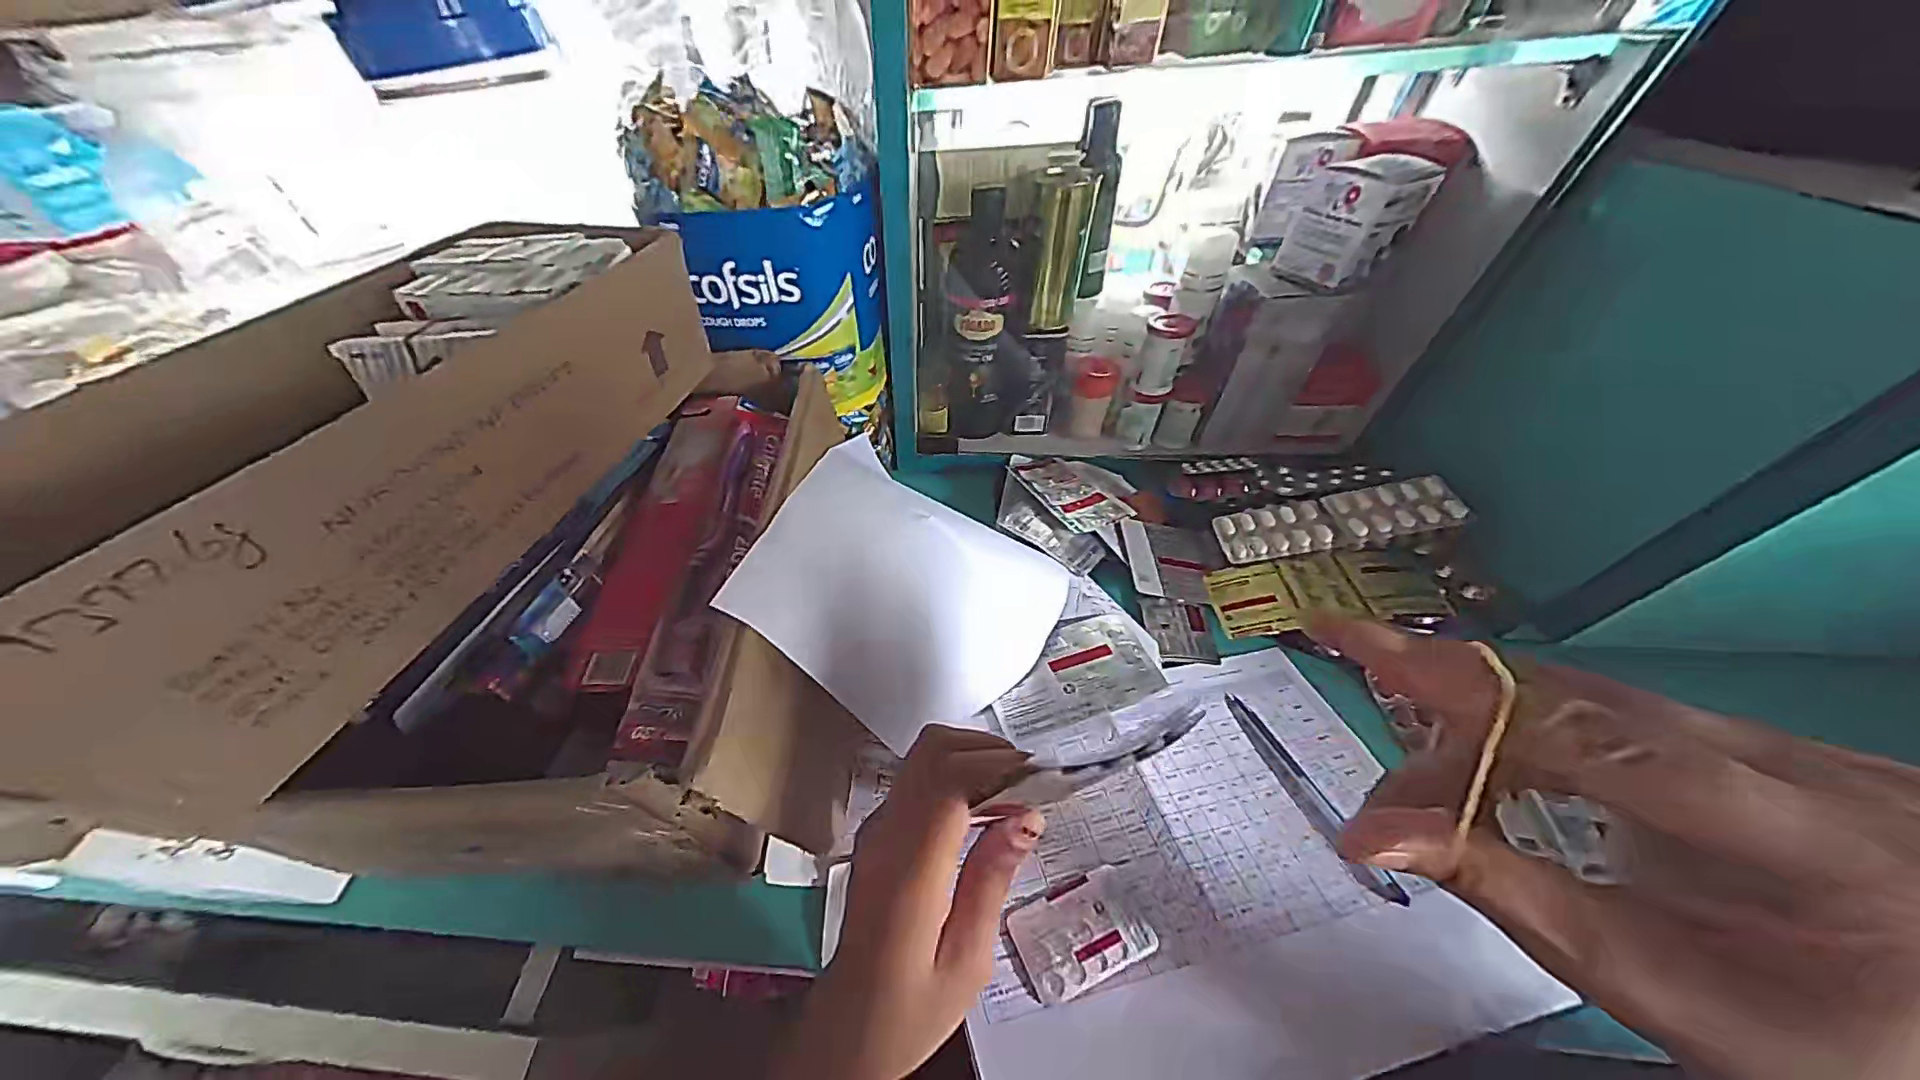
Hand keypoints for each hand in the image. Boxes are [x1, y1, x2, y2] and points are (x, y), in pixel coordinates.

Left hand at [778, 726, 1042, 1079]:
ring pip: (925, 756)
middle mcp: (886, 836)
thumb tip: (1025, 820)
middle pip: (933, 750)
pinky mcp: (880, 830)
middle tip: (1031, 780)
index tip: (1037, 780)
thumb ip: (992, 880)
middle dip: (989, 751)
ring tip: (1016, 792)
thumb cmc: (906, 1009)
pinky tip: (988, 805)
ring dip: (974, 758)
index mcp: (909, 872)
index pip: (946, 781)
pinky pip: (921, 779)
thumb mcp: (967, 960)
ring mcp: (878, 828)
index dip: (997, 766)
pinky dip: (959, 774)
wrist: (848, 1023)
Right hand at [1309, 614, 1919, 1079]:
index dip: (1448, 679)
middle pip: (1556, 701)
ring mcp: (1770, 736)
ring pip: (1571, 696)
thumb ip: (1508, 893)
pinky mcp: (1751, 735)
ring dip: (1474, 731)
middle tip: (1389, 801)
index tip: (1342, 638)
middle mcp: (1777, 755)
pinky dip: (1520, 731)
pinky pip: (1600, 707)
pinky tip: (1500, 771)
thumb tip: (1370, 832)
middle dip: (1443, 729)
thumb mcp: (1657, 989)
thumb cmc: (1810, 1029)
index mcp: (1788, 832)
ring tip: (1434, 793)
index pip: (1580, 728)